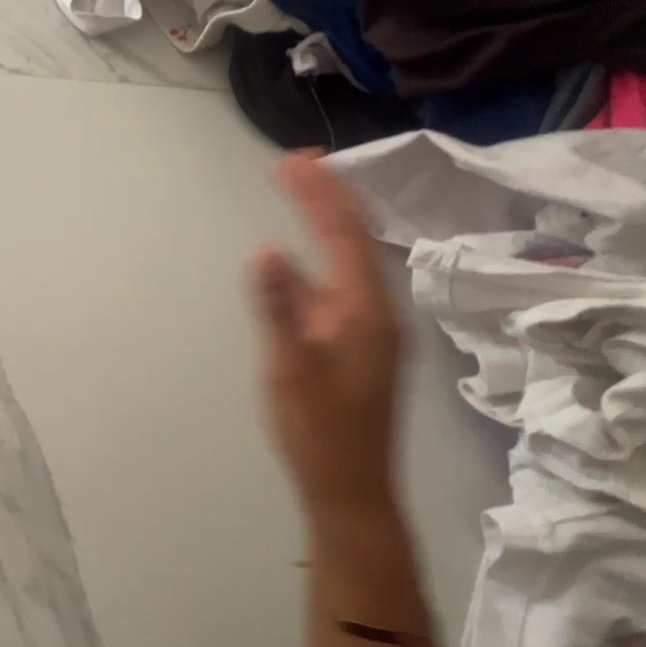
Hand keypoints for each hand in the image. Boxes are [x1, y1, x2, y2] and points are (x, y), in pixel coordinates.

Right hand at [249, 151, 403, 522]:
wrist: (351, 486)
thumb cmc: (318, 429)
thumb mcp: (290, 368)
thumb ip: (279, 308)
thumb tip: (267, 250)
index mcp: (365, 312)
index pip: (341, 238)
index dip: (319, 195)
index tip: (295, 160)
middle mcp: (378, 312)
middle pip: (354, 241)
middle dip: (328, 197)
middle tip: (300, 161)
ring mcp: (373, 329)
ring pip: (353, 260)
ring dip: (330, 221)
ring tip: (307, 189)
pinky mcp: (362, 344)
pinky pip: (347, 280)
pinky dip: (329, 252)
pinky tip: (314, 252)